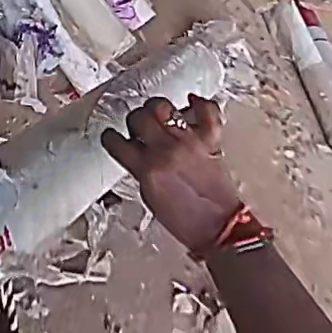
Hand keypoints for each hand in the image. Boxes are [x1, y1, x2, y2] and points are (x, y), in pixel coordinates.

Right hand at [102, 96, 244, 256]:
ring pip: (163, 106)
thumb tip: (135, 154)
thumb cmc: (185, 220)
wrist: (220, 230)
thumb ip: (140, 169)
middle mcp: (165, 150)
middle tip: (140, 128)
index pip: (115, 141)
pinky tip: (192, 103)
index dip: (111, 138)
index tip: (114, 138)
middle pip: (138, 117)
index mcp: (145, 169)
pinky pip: (207, 112)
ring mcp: (188, 142)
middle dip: (135, 121)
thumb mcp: (149, 196)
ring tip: (160, 116)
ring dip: (158, 109)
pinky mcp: (209, 141)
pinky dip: (201, 104)